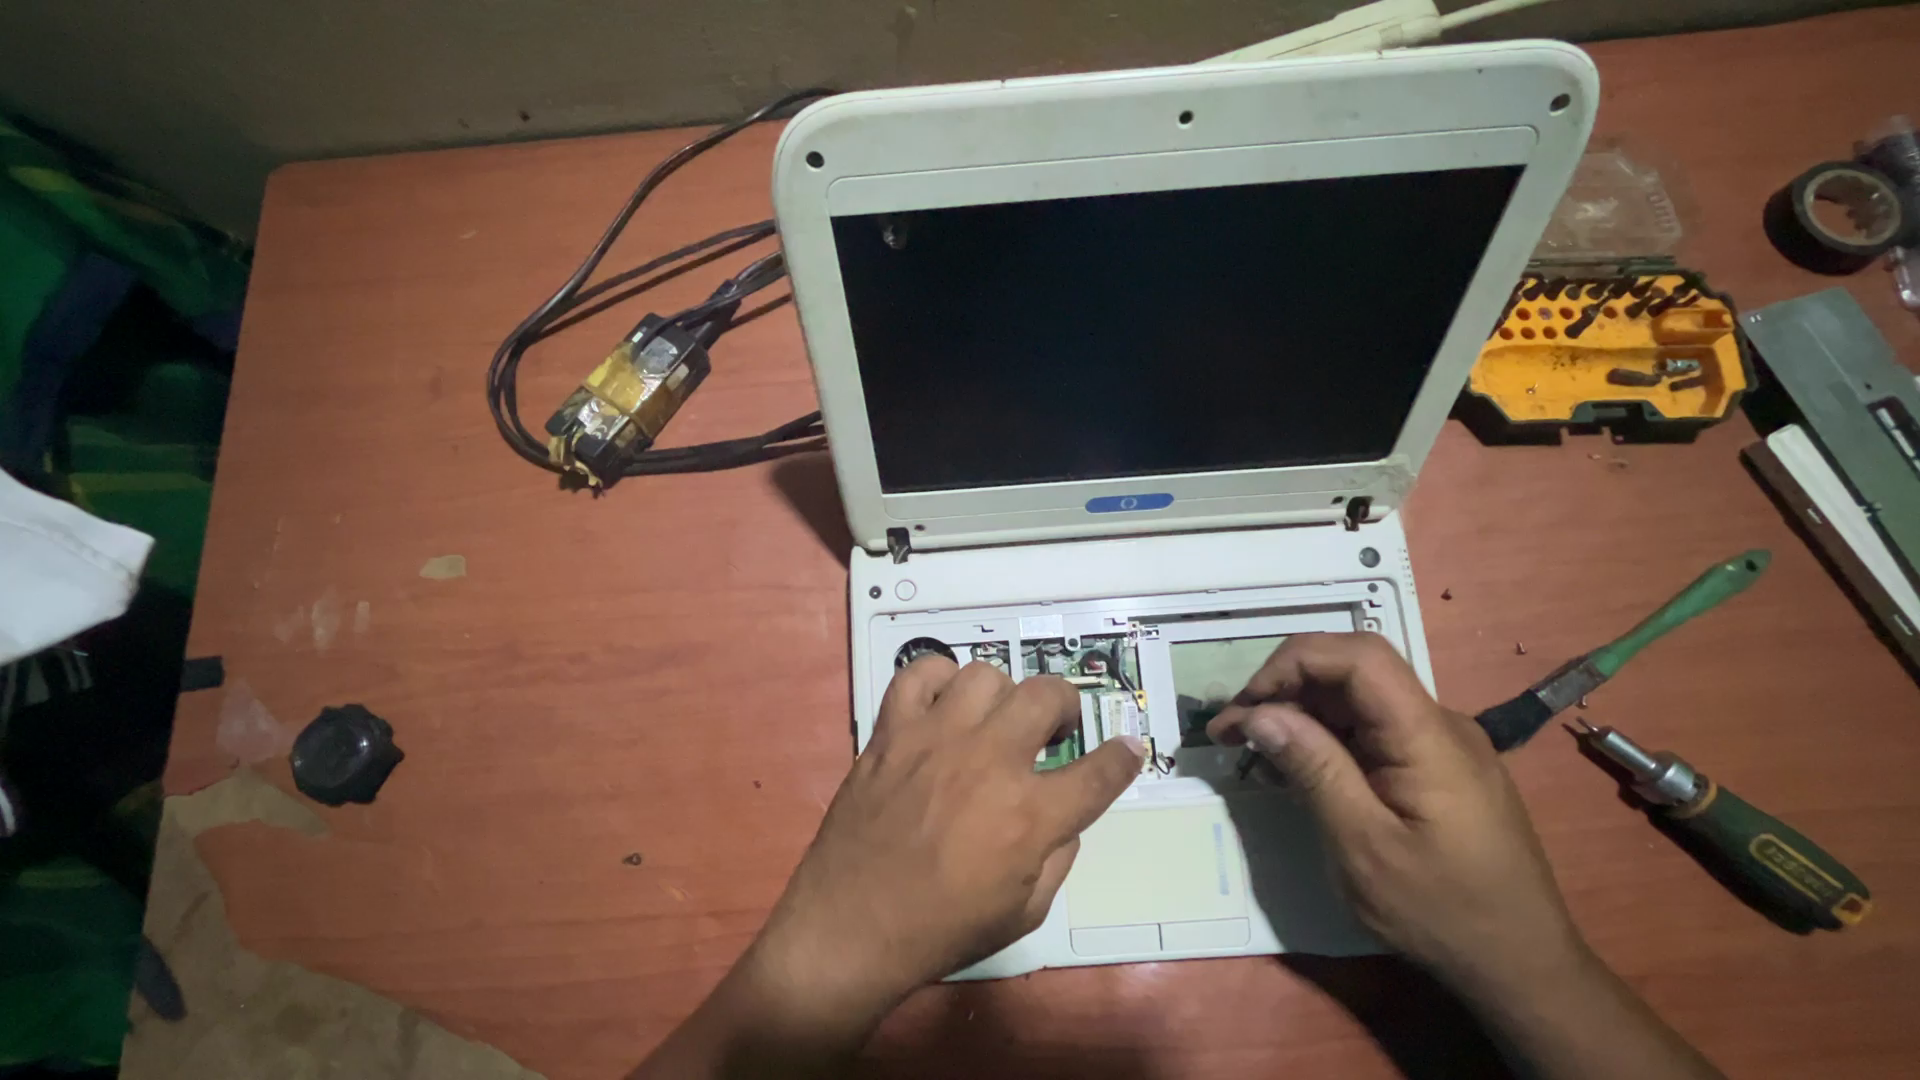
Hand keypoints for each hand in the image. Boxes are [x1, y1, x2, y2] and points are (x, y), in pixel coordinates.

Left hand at [645, 656, 1143, 1075]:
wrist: (850, 927)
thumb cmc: (940, 930)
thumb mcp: (1024, 913)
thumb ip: (1058, 856)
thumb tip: (1066, 815)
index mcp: (1028, 816)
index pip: (1099, 773)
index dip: (1123, 758)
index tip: (1130, 747)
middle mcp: (988, 762)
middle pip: (1047, 696)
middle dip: (1067, 705)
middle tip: (1056, 728)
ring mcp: (935, 738)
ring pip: (986, 675)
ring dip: (1003, 695)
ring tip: (996, 718)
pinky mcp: (892, 732)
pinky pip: (919, 675)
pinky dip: (938, 678)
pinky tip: (944, 704)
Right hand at [1207, 632, 1583, 996]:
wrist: (1523, 966)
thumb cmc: (1443, 912)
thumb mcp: (1364, 847)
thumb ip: (1314, 770)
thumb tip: (1259, 714)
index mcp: (1427, 735)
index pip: (1358, 657)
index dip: (1293, 663)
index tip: (1246, 707)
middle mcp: (1437, 724)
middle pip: (1352, 671)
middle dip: (1285, 687)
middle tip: (1232, 731)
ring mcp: (1438, 744)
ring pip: (1356, 699)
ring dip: (1298, 713)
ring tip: (1250, 749)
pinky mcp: (1433, 766)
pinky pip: (1370, 730)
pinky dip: (1323, 738)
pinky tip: (1293, 767)